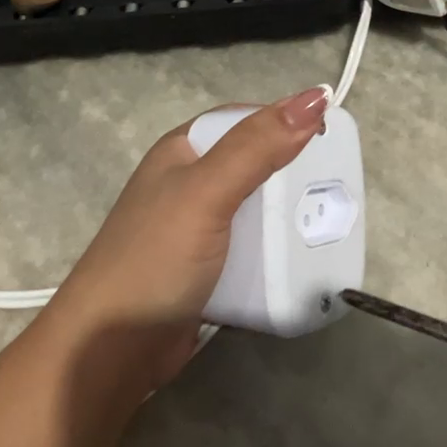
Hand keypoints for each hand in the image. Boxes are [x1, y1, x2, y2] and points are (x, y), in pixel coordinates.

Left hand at [35, 85, 331, 392]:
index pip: (242, 120)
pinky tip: (298, 262)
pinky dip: (273, 255)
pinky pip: (251, 252)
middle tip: (336, 188)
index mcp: (182, 151)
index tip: (328, 138)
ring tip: (327, 225)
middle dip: (292, 177)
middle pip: (254, 167)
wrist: (109, 350)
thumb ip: (258, 147)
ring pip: (255, 212)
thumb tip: (315, 96)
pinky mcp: (206, 272)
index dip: (283, 122)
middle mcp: (188, 185)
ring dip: (286, 220)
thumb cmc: (155, 258)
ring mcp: (196, 231)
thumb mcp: (207, 192)